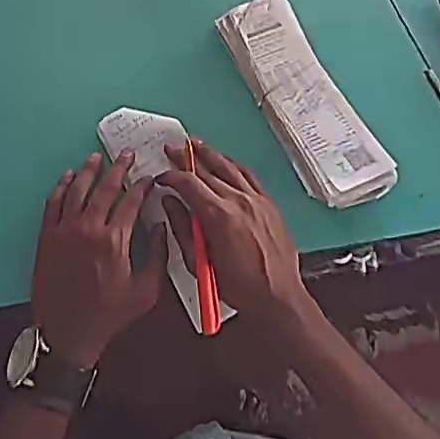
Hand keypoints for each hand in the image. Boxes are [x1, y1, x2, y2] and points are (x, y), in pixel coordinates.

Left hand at [31, 151, 164, 367]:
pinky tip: (68, 177)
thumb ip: (158, 256)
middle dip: (119, 168)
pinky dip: (62, 186)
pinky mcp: (47, 237)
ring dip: (88, 171)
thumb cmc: (108, 315)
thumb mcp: (145, 291)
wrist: (66, 334)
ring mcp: (64, 230)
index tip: (148, 179)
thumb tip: (162, 227)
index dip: (142, 186)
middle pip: (105, 187)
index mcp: (114, 240)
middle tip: (126, 155)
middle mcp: (89, 228)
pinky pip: (54, 203)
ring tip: (96, 158)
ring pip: (77, 189)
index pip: (131, 201)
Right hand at [156, 139, 318, 330]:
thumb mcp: (199, 263)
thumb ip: (183, 228)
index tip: (162, 177)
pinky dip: (233, 164)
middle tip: (172, 149)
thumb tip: (170, 203)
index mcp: (218, 216)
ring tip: (195, 143)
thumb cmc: (237, 286)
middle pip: (207, 170)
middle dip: (186, 159)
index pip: (189, 184)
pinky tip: (225, 160)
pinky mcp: (268, 202)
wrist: (277, 295)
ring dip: (209, 153)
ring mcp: (256, 199)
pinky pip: (248, 175)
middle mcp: (238, 201)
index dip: (172, 176)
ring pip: (228, 166)